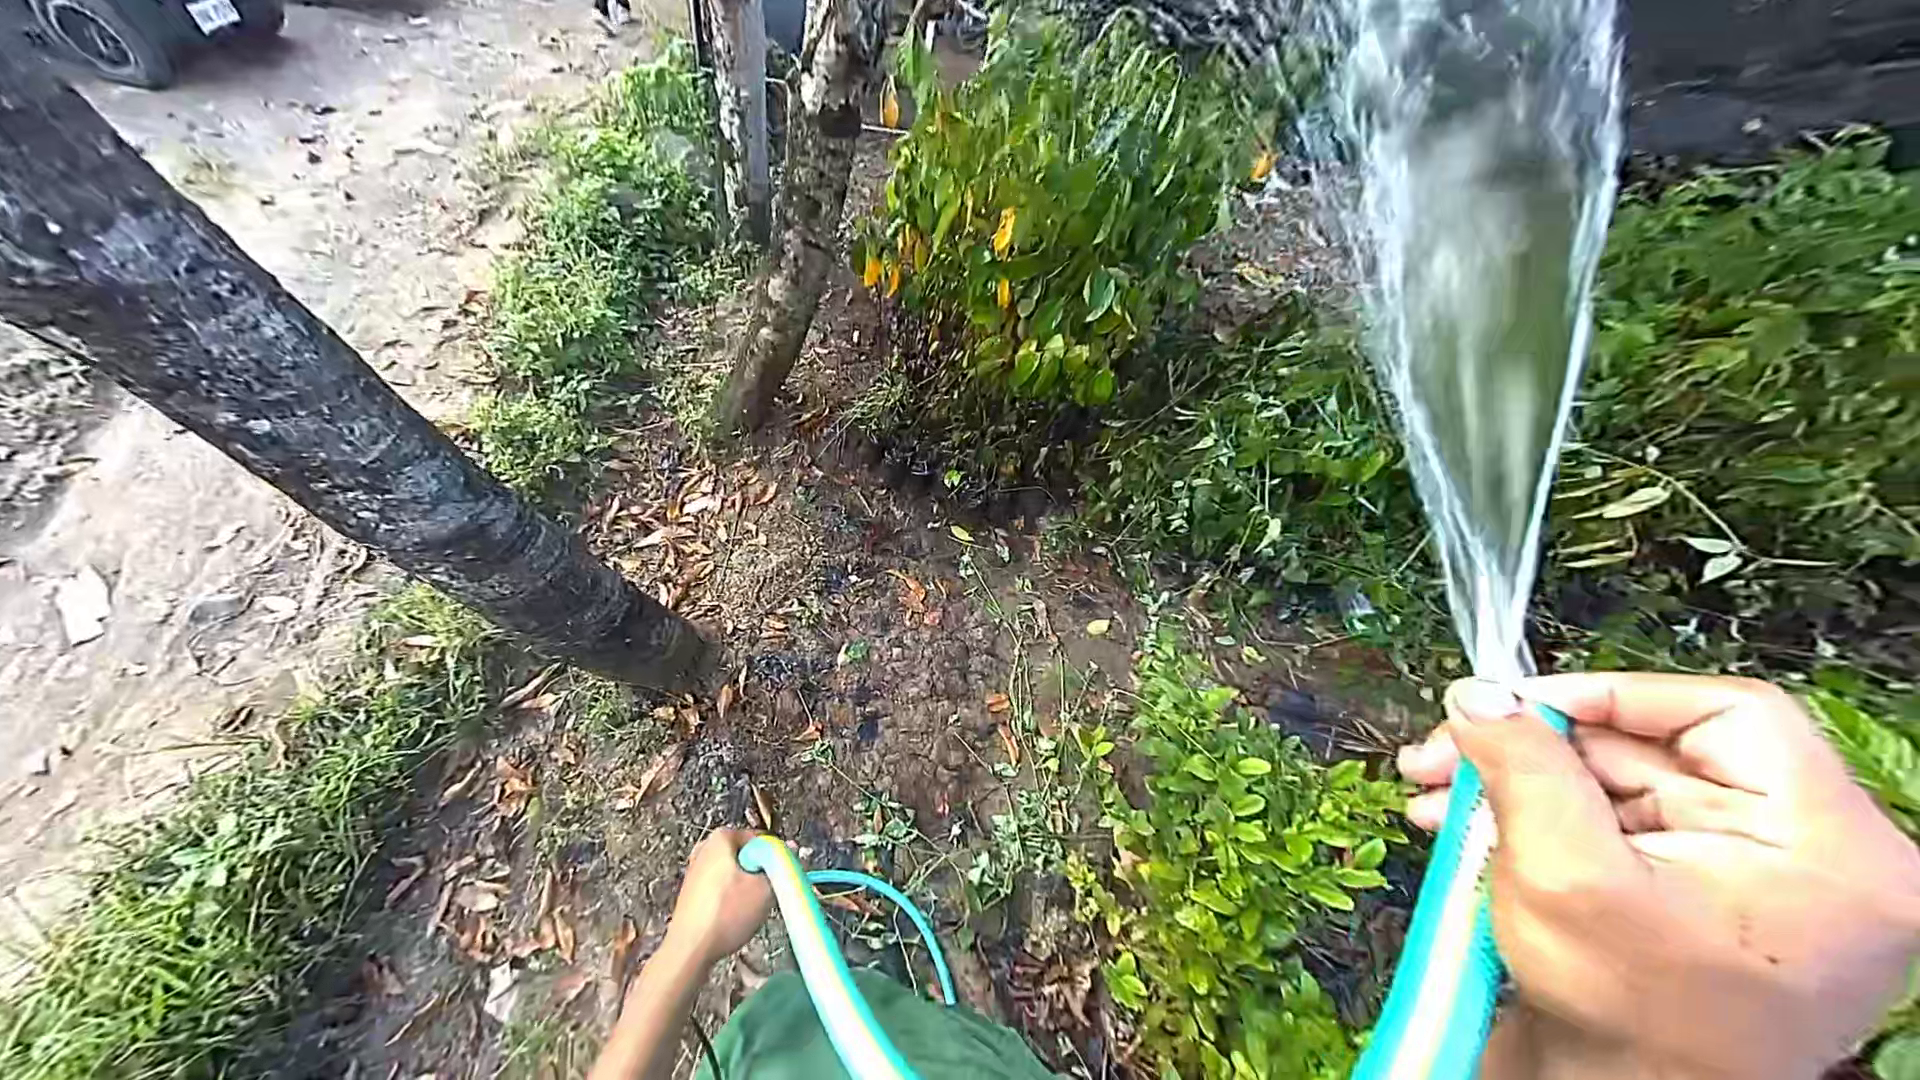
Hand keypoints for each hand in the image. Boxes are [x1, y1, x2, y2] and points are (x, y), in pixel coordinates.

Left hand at [661, 828, 773, 967]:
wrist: (688, 953)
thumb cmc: (726, 915)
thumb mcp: (766, 888)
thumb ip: (782, 864)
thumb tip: (791, 849)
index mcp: (722, 836)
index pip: (763, 840)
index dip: (776, 859)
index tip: (780, 878)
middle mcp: (705, 847)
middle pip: (748, 856)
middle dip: (760, 873)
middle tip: (765, 894)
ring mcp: (695, 870)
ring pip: (736, 873)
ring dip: (746, 888)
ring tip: (748, 909)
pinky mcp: (691, 892)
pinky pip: (722, 887)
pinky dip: (730, 899)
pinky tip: (732, 917)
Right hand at [1398, 673, 1919, 1079]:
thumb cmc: (1618, 1000)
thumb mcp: (1562, 872)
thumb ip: (1523, 767)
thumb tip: (1475, 691)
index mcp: (1821, 846)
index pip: (1727, 712)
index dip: (1612, 694)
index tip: (1515, 709)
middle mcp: (1788, 846)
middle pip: (1636, 743)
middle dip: (1521, 744)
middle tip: (1436, 756)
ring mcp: (1724, 862)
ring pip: (1593, 773)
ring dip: (1502, 774)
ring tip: (1428, 790)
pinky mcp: (1667, 875)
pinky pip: (1583, 809)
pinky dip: (1514, 805)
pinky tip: (1453, 818)